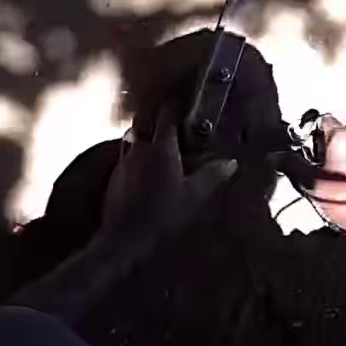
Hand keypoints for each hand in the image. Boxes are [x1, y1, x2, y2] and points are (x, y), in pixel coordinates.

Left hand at [99, 108, 237, 241]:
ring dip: (144, 136)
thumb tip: (230, 163)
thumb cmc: (162, 215)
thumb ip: (212, 175)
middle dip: (157, 121)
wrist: (125, 237)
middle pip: (146, 123)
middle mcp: (139, 149)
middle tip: (172, 126)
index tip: (183, 108)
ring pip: (132, 138)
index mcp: (161, 148)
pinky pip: (125, 156)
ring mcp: (124, 161)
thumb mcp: (194, 196)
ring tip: (158, 145)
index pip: (166, 115)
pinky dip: (134, 155)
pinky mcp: (114, 176)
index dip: (175, 109)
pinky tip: (143, 169)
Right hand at [299, 114, 345, 235]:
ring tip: (328, 175)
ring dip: (338, 154)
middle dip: (325, 143)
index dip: (309, 132)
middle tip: (313, 162)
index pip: (322, 120)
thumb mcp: (309, 183)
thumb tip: (274, 156)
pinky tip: (343, 182)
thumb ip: (291, 164)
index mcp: (344, 137)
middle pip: (336, 131)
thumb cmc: (344, 202)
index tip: (302, 146)